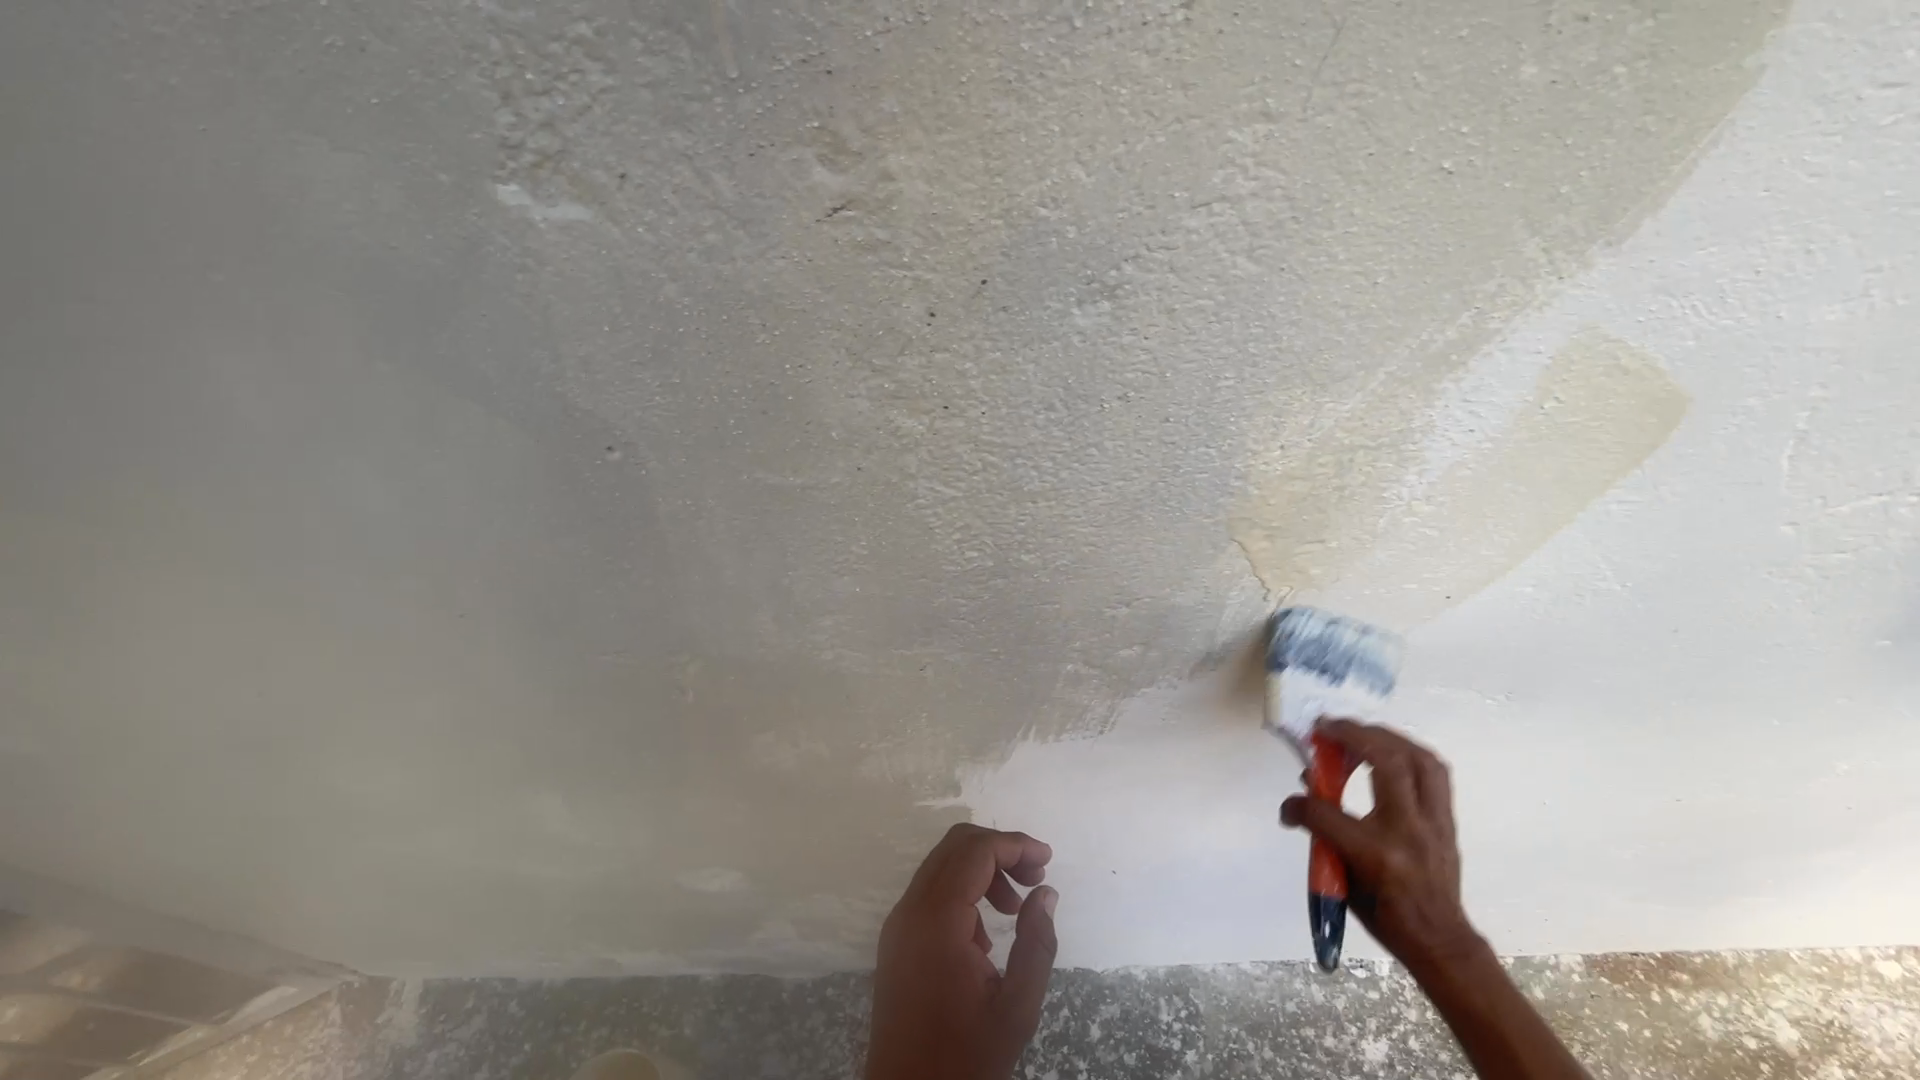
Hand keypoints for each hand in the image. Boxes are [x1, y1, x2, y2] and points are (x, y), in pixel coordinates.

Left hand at [866, 823, 1058, 1079]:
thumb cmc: (964, 1057)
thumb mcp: (1016, 1008)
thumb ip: (1036, 943)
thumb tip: (1046, 892)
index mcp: (936, 920)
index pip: (975, 852)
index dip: (1014, 845)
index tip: (1048, 860)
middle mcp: (910, 910)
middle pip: (954, 847)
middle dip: (999, 850)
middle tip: (1035, 877)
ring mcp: (898, 924)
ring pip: (941, 867)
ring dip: (982, 871)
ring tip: (1016, 908)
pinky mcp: (896, 941)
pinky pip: (931, 894)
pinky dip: (962, 893)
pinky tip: (986, 937)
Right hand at [1280, 719, 1483, 973]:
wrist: (1439, 940)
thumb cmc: (1384, 916)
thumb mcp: (1343, 880)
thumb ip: (1325, 835)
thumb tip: (1307, 798)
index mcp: (1375, 854)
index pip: (1327, 814)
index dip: (1301, 805)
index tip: (1290, 806)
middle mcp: (1408, 831)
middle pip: (1387, 764)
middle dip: (1354, 736)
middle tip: (1328, 726)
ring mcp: (1433, 824)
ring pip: (1420, 760)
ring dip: (1387, 736)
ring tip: (1361, 731)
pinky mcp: (1447, 821)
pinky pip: (1436, 773)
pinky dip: (1411, 753)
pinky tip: (1391, 749)